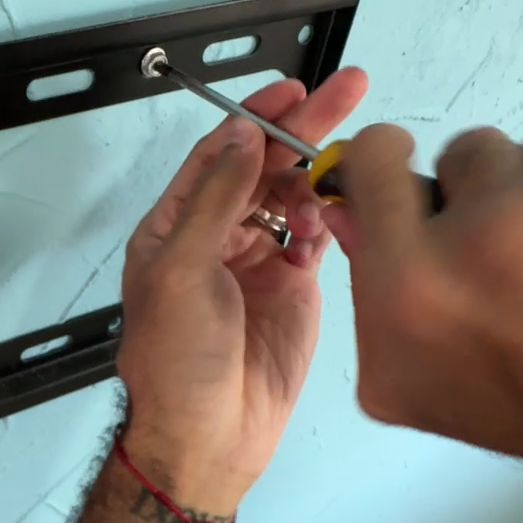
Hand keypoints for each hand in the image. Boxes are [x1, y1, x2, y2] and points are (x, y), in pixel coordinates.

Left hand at [116, 69, 369, 513]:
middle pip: (260, 168)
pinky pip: (314, 236)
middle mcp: (214, 237)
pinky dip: (327, 221)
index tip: (293, 88)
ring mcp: (256, 260)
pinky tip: (332, 221)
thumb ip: (213, 200)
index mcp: (173, 228)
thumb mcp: (181, 271)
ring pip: (290, 198)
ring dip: (315, 180)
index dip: (254, 119)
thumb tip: (241, 136)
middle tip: (348, 89)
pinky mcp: (293, 286)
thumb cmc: (177, 358)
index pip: (216, 157)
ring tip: (336, 180)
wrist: (210, 433)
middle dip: (300, 131)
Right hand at [325, 124, 522, 486]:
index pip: (372, 156)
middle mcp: (486, 224)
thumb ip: (362, 290)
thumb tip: (346, 207)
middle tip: (514, 254)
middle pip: (462, 153)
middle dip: (478, 195)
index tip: (402, 179)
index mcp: (413, 281)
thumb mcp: (409, 379)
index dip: (383, 163)